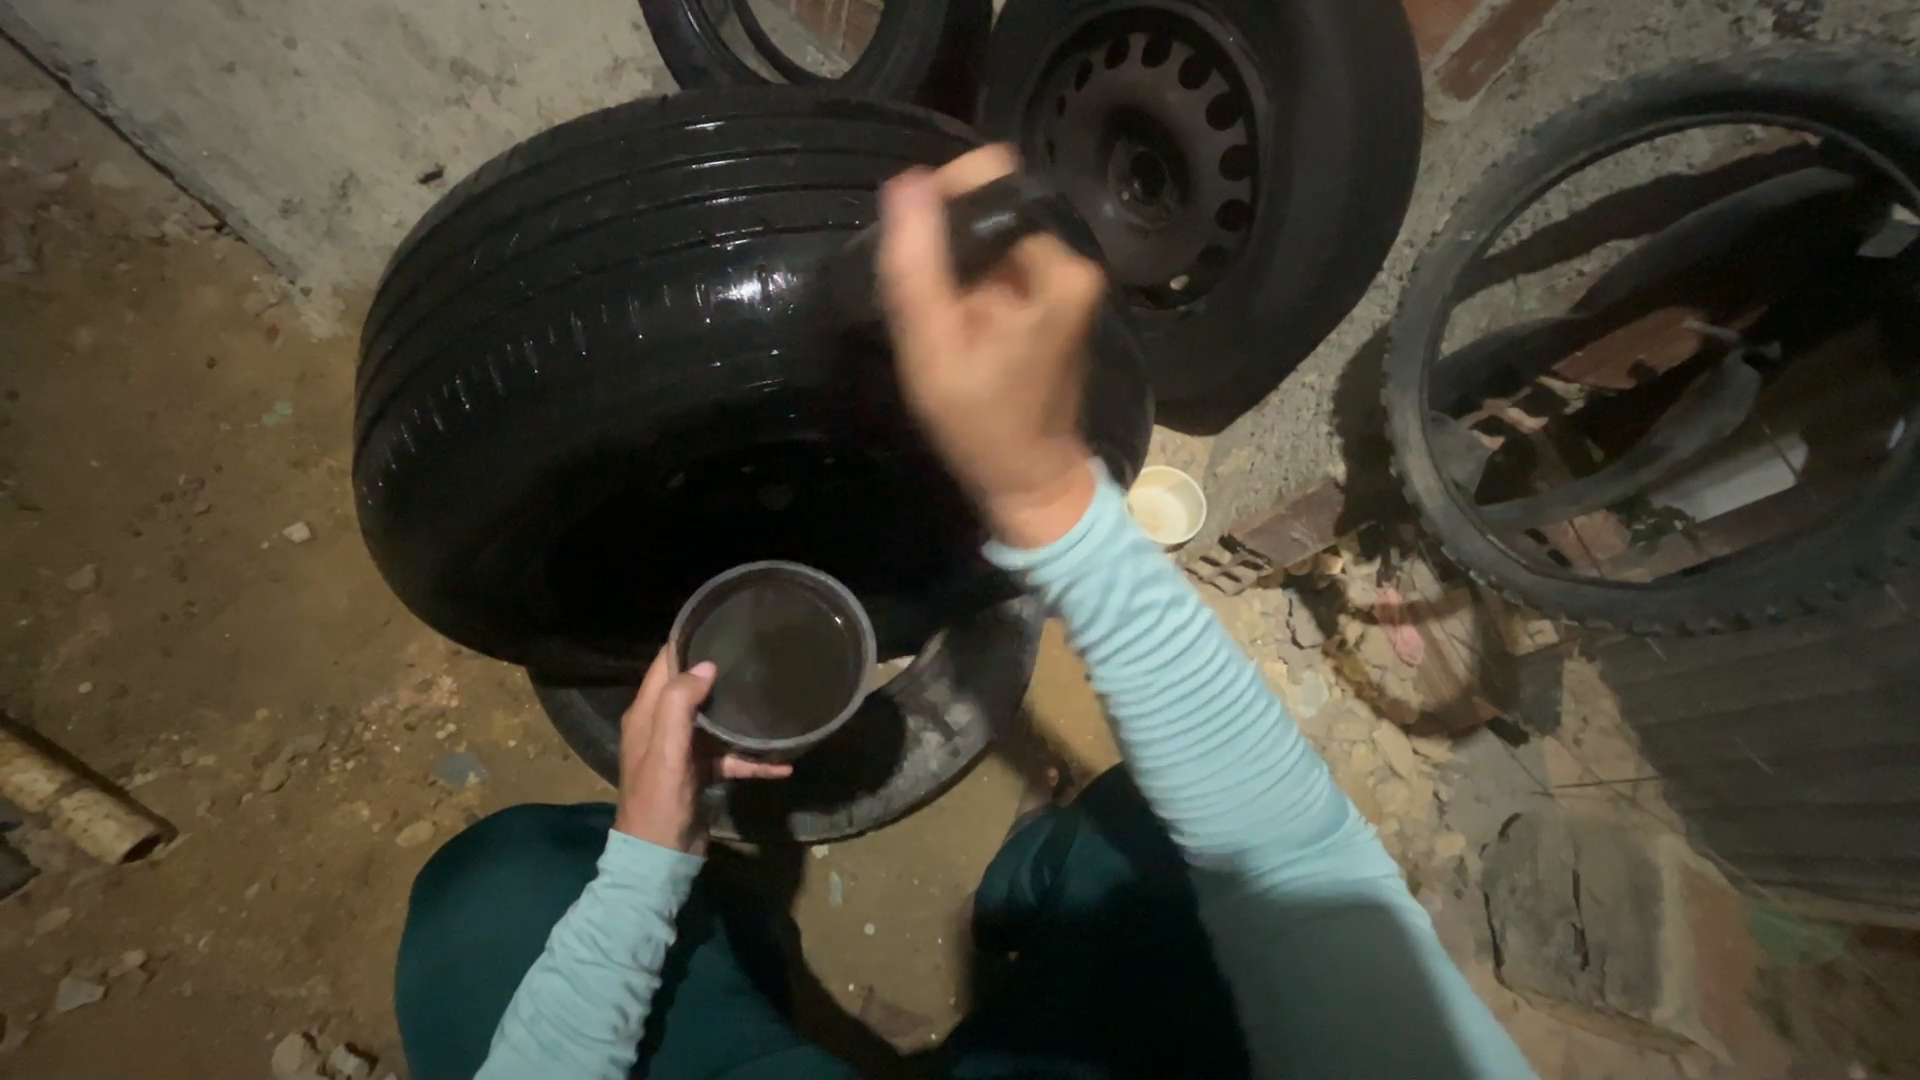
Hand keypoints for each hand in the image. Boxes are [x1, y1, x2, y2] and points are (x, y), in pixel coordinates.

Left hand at [612, 649, 790, 853]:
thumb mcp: (666, 750)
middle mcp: (662, 726)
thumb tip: (707, 666)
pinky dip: (752, 757)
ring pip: (715, 720)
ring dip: (740, 714)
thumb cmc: (659, 801)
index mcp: (646, 715)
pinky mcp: (700, 772)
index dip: (687, 640)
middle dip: (719, 669)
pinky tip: (782, 761)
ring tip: (772, 697)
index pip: (665, 663)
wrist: (659, 861)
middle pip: (692, 687)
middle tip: (756, 652)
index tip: (720, 622)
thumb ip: (679, 704)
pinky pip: (730, 756)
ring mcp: (683, 750)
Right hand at [878, 145, 1102, 549]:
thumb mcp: (932, 347)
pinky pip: (1000, 268)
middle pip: (991, 211)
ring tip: (936, 316)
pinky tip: (955, 326)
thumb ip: (915, 265)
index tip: (913, 247)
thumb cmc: (981, 424)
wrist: (1029, 480)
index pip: (993, 178)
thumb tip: (906, 181)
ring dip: (955, 268)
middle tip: (923, 298)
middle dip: (948, 243)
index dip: (942, 199)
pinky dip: (971, 287)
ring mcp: (1064, 284)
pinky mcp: (1053, 303)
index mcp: (1056, 267)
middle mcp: (1070, 264)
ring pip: (991, 241)